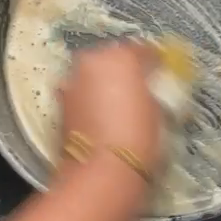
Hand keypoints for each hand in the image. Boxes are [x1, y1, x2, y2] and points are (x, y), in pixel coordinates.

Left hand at [58, 41, 162, 173]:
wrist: (100, 172)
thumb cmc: (138, 137)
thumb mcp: (158, 108)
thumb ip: (151, 88)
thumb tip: (148, 86)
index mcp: (122, 56)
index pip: (143, 49)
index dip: (153, 61)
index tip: (159, 72)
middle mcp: (94, 59)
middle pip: (114, 57)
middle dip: (125, 69)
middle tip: (138, 87)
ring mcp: (74, 78)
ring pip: (95, 73)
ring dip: (105, 82)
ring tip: (118, 103)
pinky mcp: (61, 100)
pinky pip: (82, 90)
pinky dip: (91, 96)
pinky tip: (102, 115)